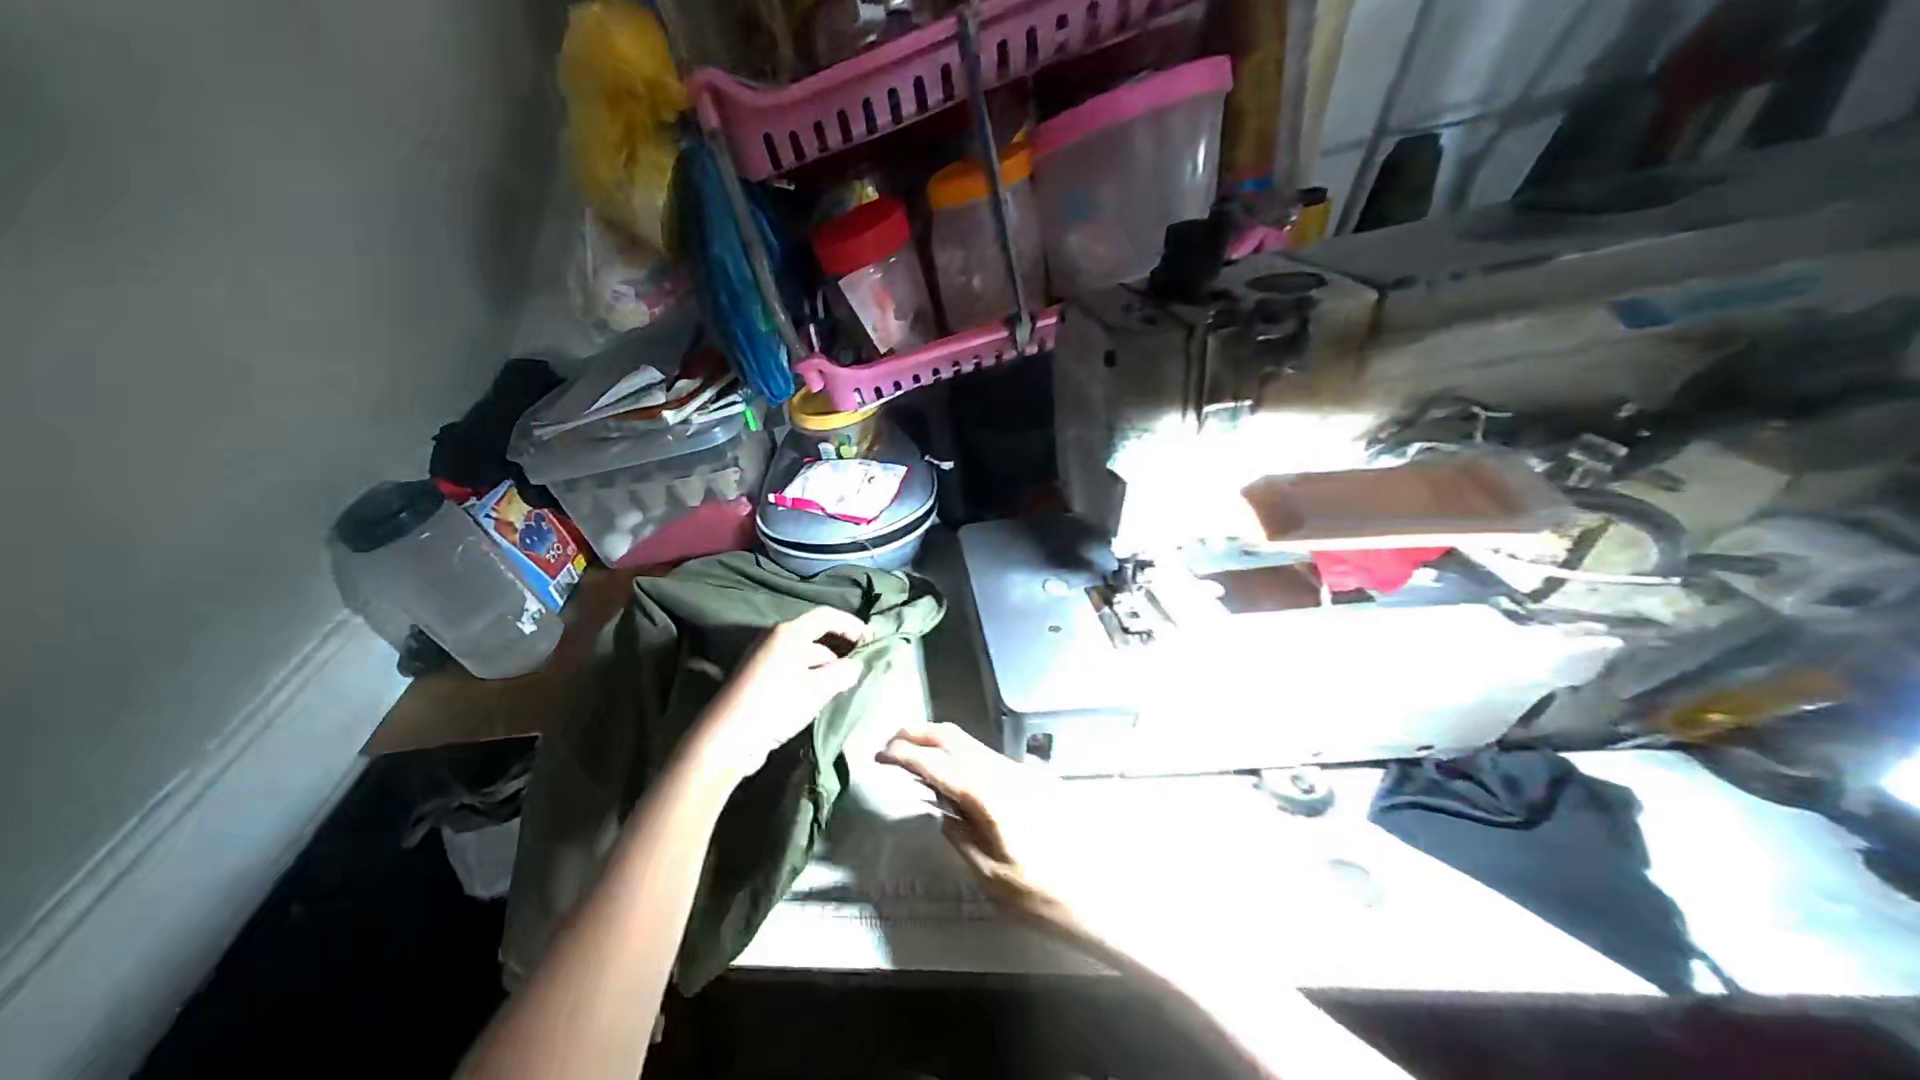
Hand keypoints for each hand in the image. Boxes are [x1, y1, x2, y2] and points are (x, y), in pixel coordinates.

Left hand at [693, 607, 868, 782]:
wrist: (727, 740)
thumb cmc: (775, 706)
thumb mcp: (817, 690)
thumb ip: (843, 673)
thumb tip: (856, 665)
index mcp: (789, 632)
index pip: (827, 616)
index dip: (852, 625)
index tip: (871, 641)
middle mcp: (774, 638)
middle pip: (815, 633)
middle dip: (840, 646)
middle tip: (862, 663)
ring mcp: (762, 658)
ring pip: (803, 653)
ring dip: (826, 664)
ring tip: (846, 682)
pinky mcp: (756, 678)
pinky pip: (791, 667)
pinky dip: (810, 674)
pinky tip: (821, 694)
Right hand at [876, 722, 1112, 945]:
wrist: (1097, 892)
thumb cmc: (1040, 892)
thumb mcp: (989, 875)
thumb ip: (960, 838)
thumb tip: (943, 813)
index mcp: (987, 795)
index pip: (937, 764)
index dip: (905, 756)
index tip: (879, 754)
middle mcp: (1001, 772)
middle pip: (953, 738)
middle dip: (918, 734)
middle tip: (889, 741)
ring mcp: (1016, 772)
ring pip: (968, 742)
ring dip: (936, 739)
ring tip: (910, 749)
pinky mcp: (1026, 778)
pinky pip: (982, 754)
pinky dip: (956, 751)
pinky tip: (948, 768)